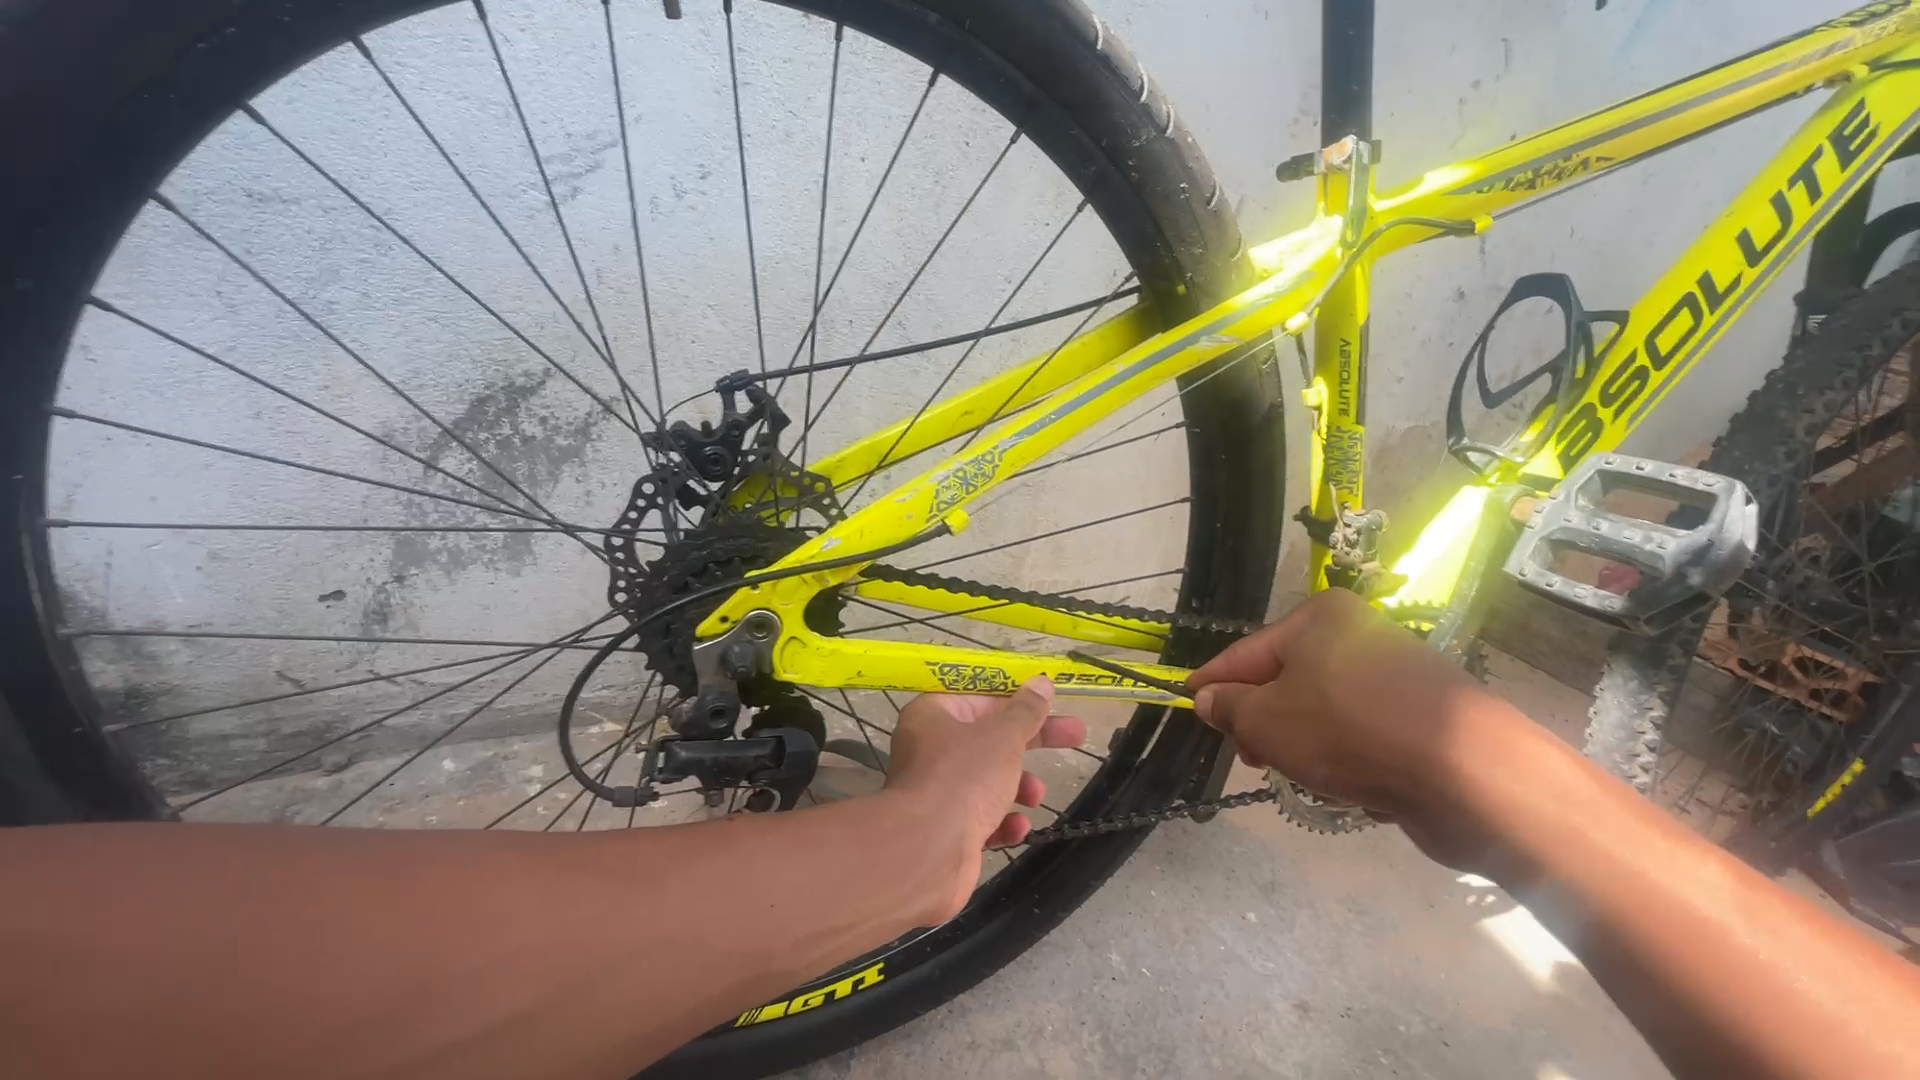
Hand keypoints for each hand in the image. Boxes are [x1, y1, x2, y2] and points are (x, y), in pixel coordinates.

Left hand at [882, 678, 1086, 920]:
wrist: (928, 850)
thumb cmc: (965, 777)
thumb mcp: (1004, 736)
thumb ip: (1026, 711)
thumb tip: (1042, 682)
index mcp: (932, 715)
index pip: (978, 697)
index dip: (1016, 700)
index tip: (1049, 703)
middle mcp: (928, 749)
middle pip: (989, 738)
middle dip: (1031, 743)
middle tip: (1076, 736)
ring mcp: (934, 791)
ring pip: (986, 781)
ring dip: (1017, 786)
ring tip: (1035, 796)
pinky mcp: (943, 829)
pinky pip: (979, 817)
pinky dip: (1001, 821)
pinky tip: (1016, 827)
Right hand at [1186, 588, 1546, 867]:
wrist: (1467, 773)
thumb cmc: (1348, 731)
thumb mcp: (1266, 720)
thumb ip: (1230, 708)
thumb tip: (1210, 699)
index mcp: (1320, 618)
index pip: (1246, 653)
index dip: (1214, 683)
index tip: (1189, 703)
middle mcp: (1359, 635)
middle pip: (1286, 682)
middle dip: (1264, 723)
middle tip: (1254, 759)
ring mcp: (1395, 675)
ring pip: (1322, 713)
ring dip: (1304, 746)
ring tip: (1307, 777)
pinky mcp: (1422, 717)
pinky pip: (1360, 734)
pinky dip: (1346, 758)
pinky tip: (1350, 786)